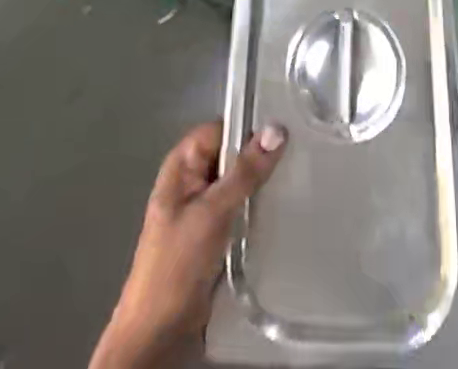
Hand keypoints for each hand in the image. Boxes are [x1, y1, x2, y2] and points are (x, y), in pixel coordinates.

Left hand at [91, 120, 286, 368]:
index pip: (221, 128)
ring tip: (297, 177)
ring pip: (241, 179)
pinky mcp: (217, 230)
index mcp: (181, 165)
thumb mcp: (213, 212)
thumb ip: (245, 171)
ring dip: (263, 181)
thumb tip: (275, 130)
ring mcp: (204, 206)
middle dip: (261, 155)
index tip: (285, 129)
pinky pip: (243, 204)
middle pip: (232, 152)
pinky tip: (282, 206)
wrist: (159, 330)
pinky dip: (260, 203)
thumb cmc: (176, 265)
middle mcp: (192, 179)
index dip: (249, 126)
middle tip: (298, 154)